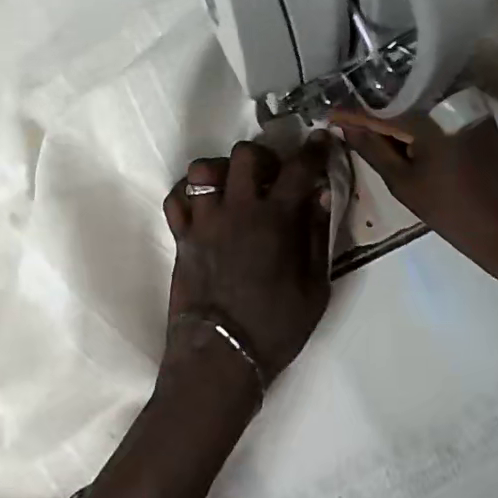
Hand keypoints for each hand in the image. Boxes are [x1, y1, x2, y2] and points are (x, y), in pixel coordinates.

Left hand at [161, 134, 334, 381]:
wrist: (219, 358)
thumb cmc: (275, 327)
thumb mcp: (315, 288)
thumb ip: (318, 235)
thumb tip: (320, 194)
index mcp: (275, 220)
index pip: (298, 169)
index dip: (313, 150)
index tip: (321, 139)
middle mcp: (237, 210)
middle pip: (245, 155)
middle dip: (264, 156)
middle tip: (272, 175)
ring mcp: (203, 222)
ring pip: (203, 169)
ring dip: (222, 170)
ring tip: (235, 187)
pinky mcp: (181, 238)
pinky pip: (176, 198)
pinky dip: (190, 194)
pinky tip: (206, 206)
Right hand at [332, 109, 497, 261]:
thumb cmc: (454, 211)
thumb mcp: (404, 183)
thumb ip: (373, 149)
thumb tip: (347, 126)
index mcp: (425, 115)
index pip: (378, 109)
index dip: (351, 112)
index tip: (328, 114)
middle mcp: (448, 99)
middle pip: (400, 97)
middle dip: (374, 107)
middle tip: (348, 120)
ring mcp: (468, 106)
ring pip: (421, 102)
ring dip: (397, 112)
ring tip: (373, 126)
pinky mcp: (480, 116)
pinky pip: (441, 109)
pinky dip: (422, 118)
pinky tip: (408, 134)